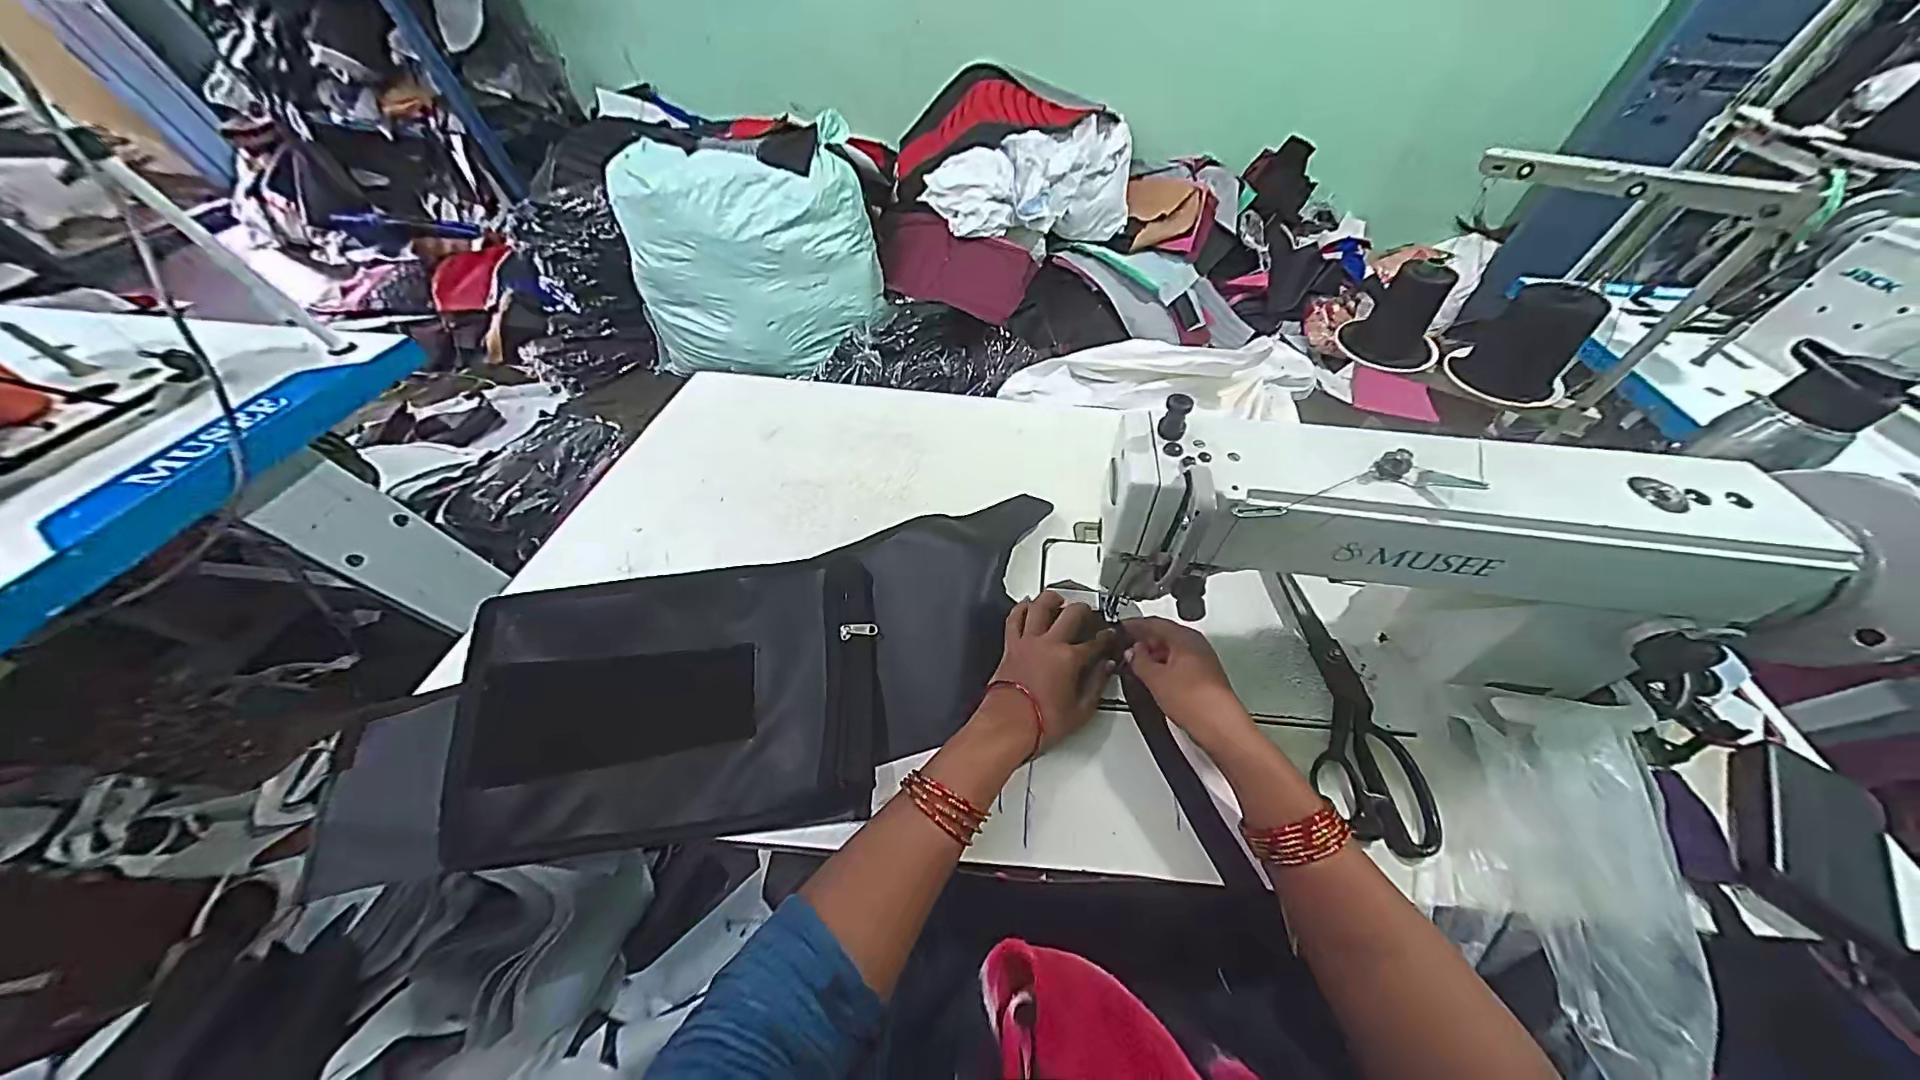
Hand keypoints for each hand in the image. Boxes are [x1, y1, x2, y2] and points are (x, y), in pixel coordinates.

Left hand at [984, 591, 1116, 753]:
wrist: (1007, 724)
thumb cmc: (1040, 722)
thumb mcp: (1080, 711)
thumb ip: (1096, 685)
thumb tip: (1105, 669)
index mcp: (1070, 659)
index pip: (1095, 642)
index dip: (1106, 637)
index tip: (1108, 636)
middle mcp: (1049, 644)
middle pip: (1071, 614)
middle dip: (1084, 609)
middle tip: (1088, 612)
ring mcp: (1028, 642)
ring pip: (1040, 607)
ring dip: (1052, 599)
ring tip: (1059, 598)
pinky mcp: (1010, 646)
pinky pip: (1014, 619)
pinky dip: (1021, 608)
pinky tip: (1026, 605)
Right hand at [1121, 617, 1255, 751]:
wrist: (1220, 726)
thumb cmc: (1196, 700)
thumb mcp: (1155, 678)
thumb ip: (1139, 660)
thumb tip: (1133, 653)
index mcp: (1186, 637)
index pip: (1155, 623)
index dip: (1135, 625)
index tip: (1122, 629)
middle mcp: (1197, 646)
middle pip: (1165, 635)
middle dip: (1144, 641)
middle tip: (1127, 648)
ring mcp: (1203, 662)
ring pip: (1172, 651)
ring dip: (1154, 656)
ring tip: (1137, 666)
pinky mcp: (1205, 678)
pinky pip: (1179, 665)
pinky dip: (1165, 668)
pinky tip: (1156, 680)